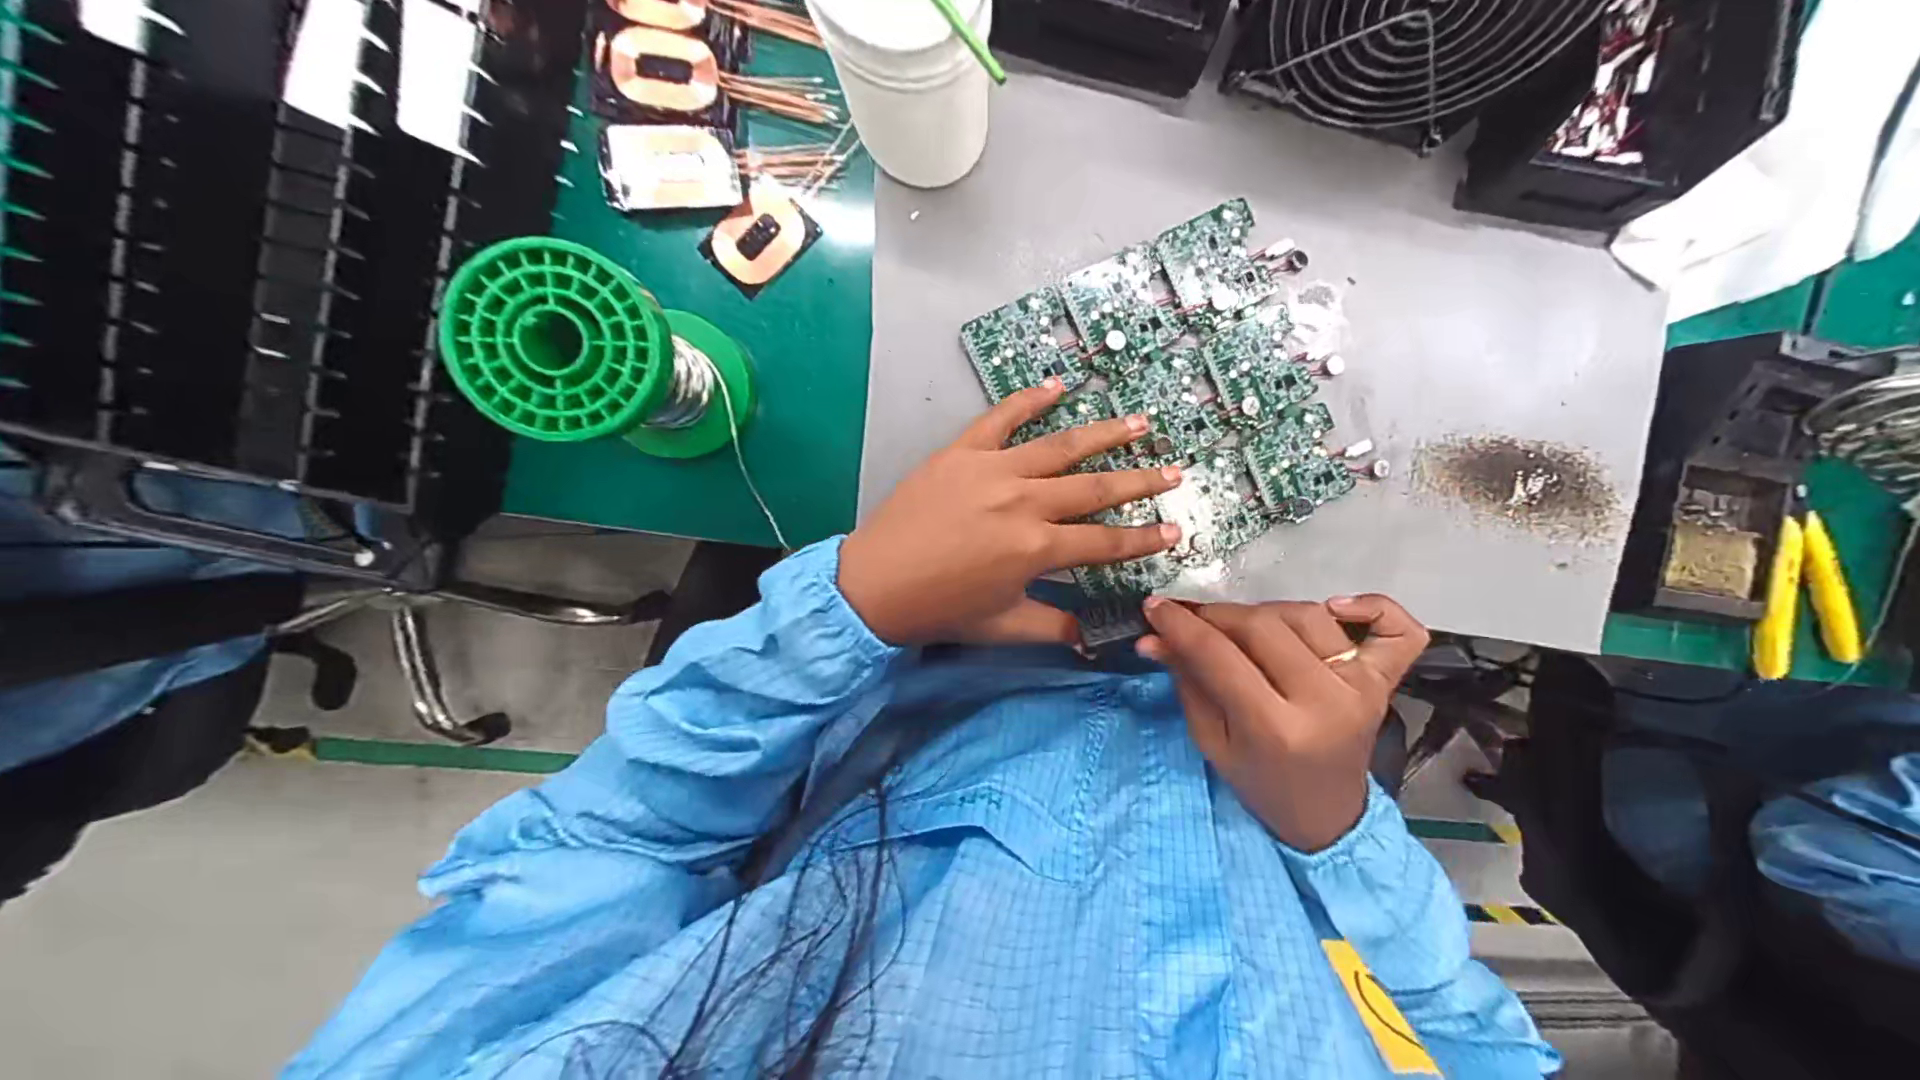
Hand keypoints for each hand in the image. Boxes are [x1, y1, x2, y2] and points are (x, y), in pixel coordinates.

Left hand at [839, 379, 1182, 645]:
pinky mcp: (962, 452)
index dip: (1144, 539)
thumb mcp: (1001, 627)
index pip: (1105, 542)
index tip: (1175, 530)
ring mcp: (993, 471)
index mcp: (1036, 549)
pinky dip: (1030, 400)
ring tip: (1141, 423)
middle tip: (1174, 470)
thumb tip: (1092, 639)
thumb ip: (1052, 626)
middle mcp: (1024, 503)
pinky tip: (1057, 386)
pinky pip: (1001, 418)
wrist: (872, 584)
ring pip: (1061, 446)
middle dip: (1140, 481)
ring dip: (1105, 434)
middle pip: (1095, 488)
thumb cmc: (938, 610)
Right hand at [1138, 595, 1428, 850]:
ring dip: (1263, 611)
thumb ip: (1187, 682)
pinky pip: (1397, 631)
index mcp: (1275, 728)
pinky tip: (1337, 605)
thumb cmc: (1260, 782)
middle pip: (1262, 626)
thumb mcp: (1211, 740)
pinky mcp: (1383, 683)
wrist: (1325, 817)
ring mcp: (1361, 688)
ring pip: (1306, 615)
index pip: (1218, 655)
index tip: (1155, 608)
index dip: (1180, 625)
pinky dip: (1374, 607)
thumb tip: (1154, 636)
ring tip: (1241, 628)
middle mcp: (1325, 702)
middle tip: (1191, 619)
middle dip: (1215, 614)